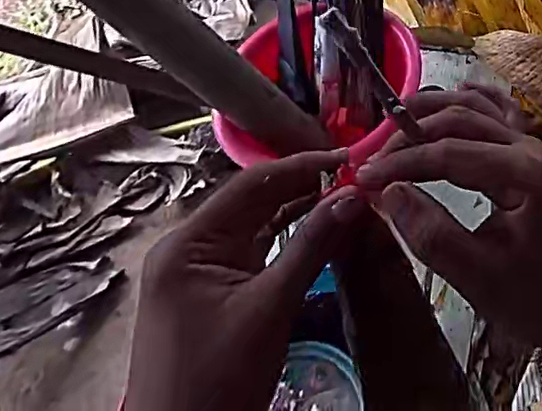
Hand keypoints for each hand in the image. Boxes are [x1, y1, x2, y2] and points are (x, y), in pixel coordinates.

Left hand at [125, 149, 365, 410]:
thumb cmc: (217, 384)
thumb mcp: (269, 310)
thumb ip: (312, 246)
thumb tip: (354, 196)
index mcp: (188, 242)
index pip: (252, 184)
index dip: (301, 166)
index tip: (345, 157)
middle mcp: (191, 246)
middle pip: (255, 200)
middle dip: (304, 186)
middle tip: (352, 174)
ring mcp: (202, 269)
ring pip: (259, 223)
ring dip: (300, 209)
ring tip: (345, 194)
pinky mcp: (217, 289)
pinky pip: (258, 248)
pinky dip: (289, 237)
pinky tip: (322, 224)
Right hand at [355, 87, 541, 361]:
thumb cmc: (537, 298)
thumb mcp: (479, 279)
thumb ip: (431, 234)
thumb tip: (385, 193)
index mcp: (521, 171)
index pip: (448, 152)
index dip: (401, 162)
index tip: (361, 177)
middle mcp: (525, 144)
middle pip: (458, 119)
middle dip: (409, 134)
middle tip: (370, 158)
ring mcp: (528, 142)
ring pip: (474, 106)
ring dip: (432, 110)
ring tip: (392, 124)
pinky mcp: (525, 150)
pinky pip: (495, 110)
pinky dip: (470, 99)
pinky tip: (452, 93)